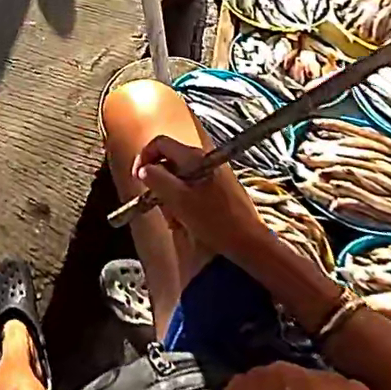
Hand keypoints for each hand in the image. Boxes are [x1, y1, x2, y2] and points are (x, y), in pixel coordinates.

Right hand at [133, 135, 274, 263]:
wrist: (252, 246)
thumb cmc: (215, 221)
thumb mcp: (177, 199)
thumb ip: (155, 179)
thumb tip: (143, 170)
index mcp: (194, 157)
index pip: (159, 143)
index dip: (144, 157)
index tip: (138, 177)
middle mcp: (205, 160)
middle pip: (169, 161)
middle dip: (159, 181)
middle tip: (156, 200)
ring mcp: (215, 175)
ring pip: (179, 177)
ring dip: (171, 195)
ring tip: (174, 216)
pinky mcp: (221, 190)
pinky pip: (192, 188)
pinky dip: (184, 201)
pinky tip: (187, 219)